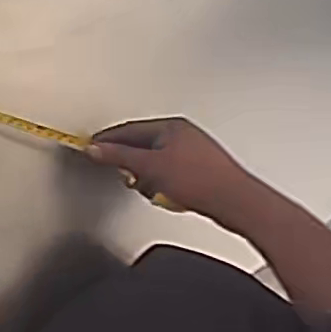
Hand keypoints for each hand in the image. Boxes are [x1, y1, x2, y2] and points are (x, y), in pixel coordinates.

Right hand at [86, 117, 274, 222]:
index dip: (107, 140)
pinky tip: (164, 193)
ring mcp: (194, 153)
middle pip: (141, 144)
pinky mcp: (200, 171)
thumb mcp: (149, 166)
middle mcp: (184, 136)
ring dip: (146, 174)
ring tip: (149, 187)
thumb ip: (117, 156)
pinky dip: (161, 182)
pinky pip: (168, 172)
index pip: (128, 129)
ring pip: (154, 160)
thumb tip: (96, 149)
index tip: (92, 148)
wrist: (238, 205)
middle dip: (128, 160)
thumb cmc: (204, 181)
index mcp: (172, 126)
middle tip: (120, 170)